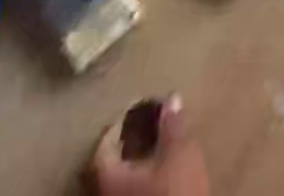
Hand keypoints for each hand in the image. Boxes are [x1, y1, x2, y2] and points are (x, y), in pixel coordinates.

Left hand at [89, 95, 208, 195]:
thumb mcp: (180, 156)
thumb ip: (173, 126)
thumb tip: (171, 97)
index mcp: (109, 177)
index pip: (103, 147)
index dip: (117, 127)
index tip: (134, 113)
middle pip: (106, 169)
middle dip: (123, 149)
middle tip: (143, 132)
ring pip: (115, 188)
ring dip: (130, 170)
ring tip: (151, 155)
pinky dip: (135, 187)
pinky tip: (153, 183)